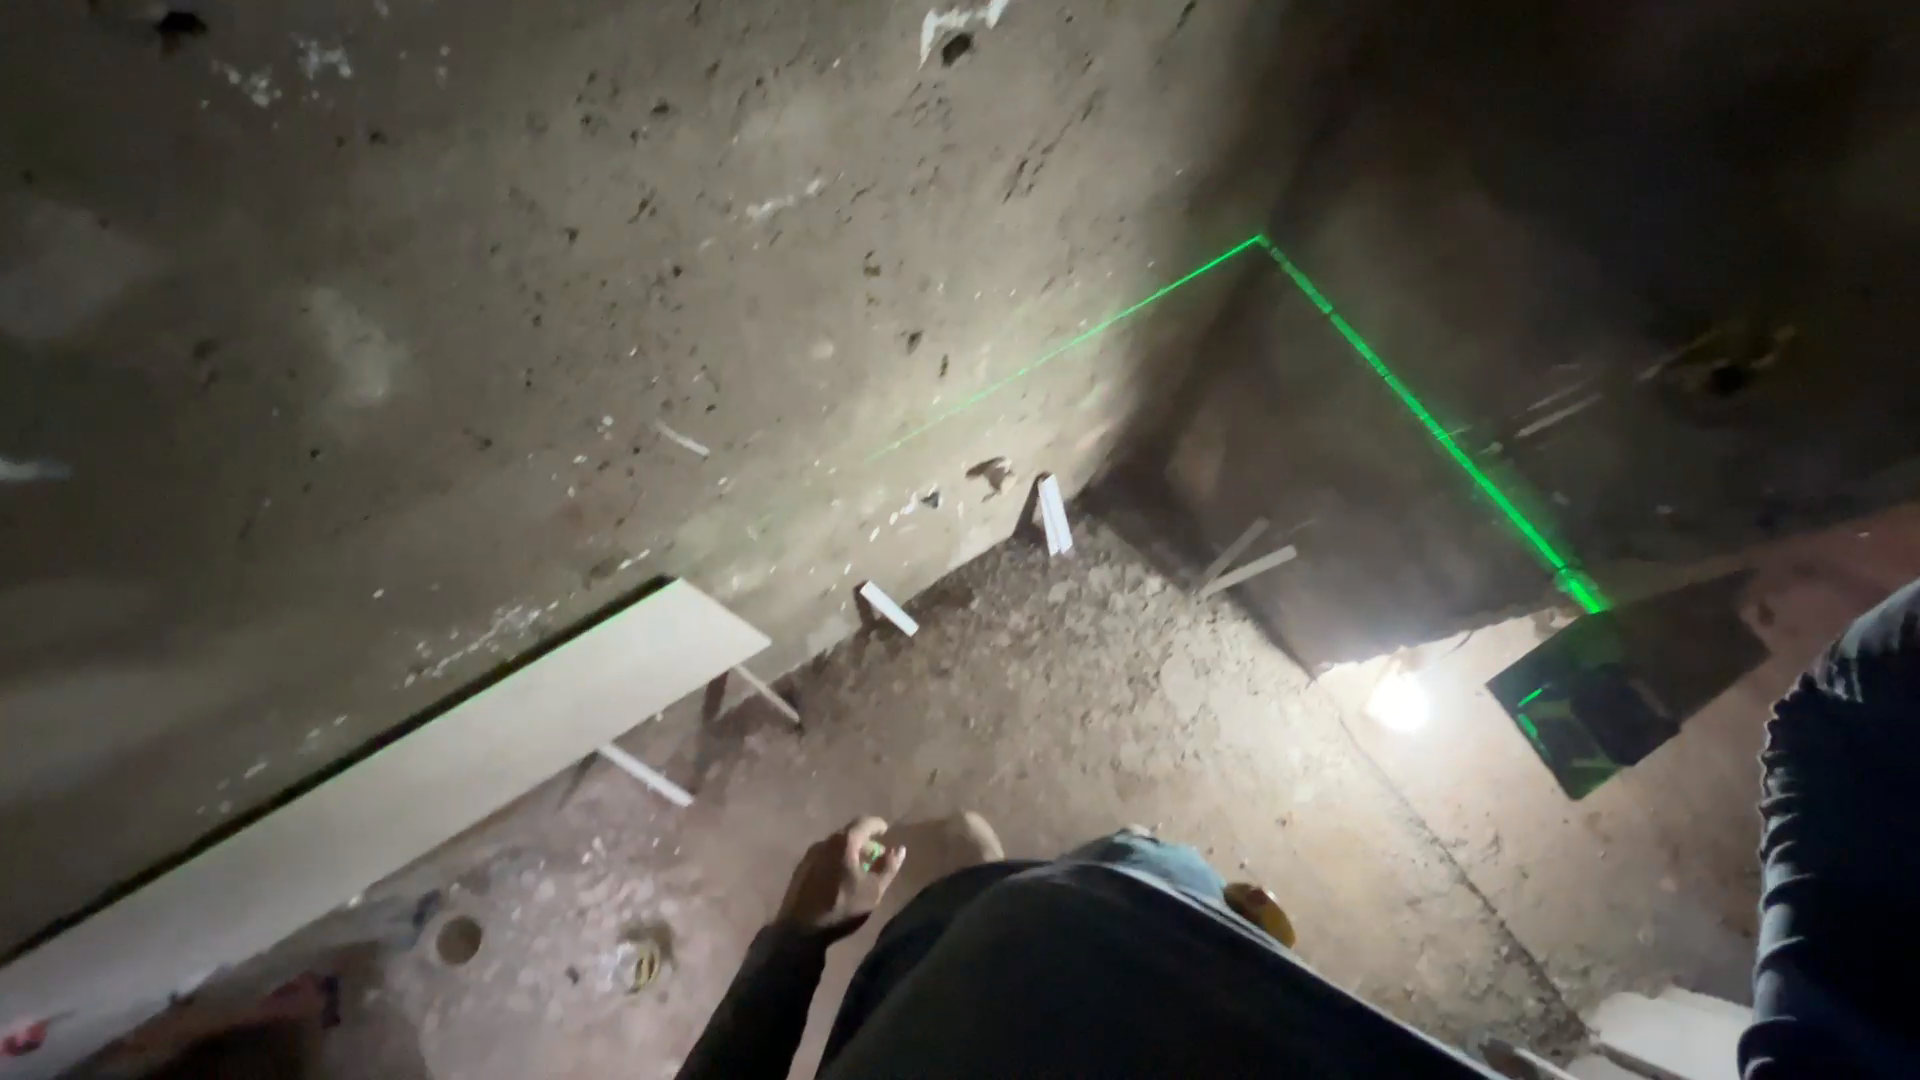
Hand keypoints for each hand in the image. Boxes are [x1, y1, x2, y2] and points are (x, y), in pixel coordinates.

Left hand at [775, 817, 904, 941]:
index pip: (864, 822)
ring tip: (858, 868)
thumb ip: (888, 867)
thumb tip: (899, 848)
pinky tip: (839, 877)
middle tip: (875, 854)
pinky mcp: (801, 869)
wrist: (799, 930)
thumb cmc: (842, 907)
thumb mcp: (873, 890)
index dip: (877, 824)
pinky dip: (835, 860)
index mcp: (844, 842)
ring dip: (849, 851)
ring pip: (835, 846)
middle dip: (864, 841)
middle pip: (848, 833)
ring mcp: (810, 855)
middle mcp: (825, 842)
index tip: (886, 830)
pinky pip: (824, 856)